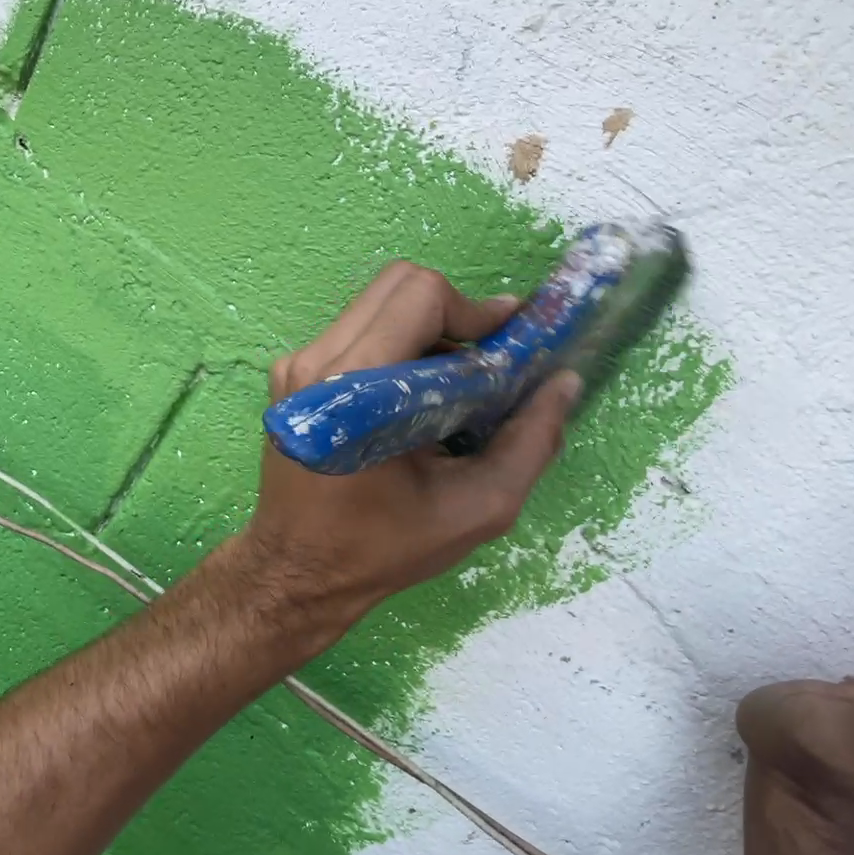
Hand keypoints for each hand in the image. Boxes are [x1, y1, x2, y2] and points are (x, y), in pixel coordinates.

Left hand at [240, 260, 581, 649]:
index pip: (420, 296)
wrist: (295, 569)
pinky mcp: (290, 374)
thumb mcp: (477, 507)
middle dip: (453, 312)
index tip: (512, 342)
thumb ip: (530, 441)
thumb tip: (564, 381)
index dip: (476, 310)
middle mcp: (315, 361)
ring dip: (425, 330)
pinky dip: (394, 346)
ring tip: (455, 387)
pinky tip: (414, 399)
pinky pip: (353, 332)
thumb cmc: (382, 547)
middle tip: (486, 362)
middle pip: (396, 285)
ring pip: (374, 305)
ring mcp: (294, 364)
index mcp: (354, 387)